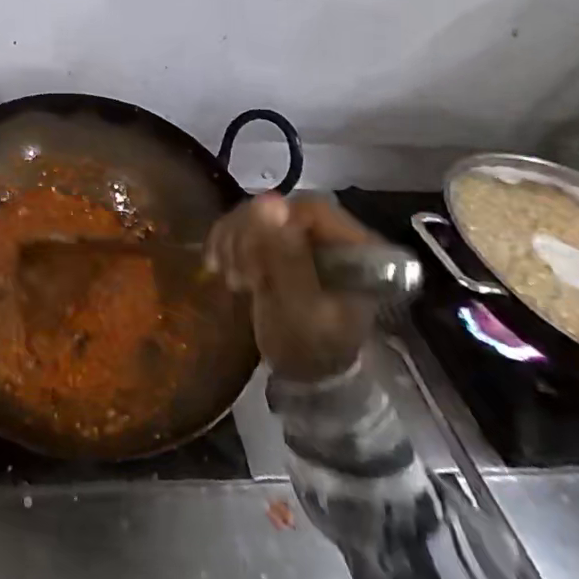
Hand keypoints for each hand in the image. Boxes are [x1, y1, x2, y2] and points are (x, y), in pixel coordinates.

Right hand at [204, 193, 383, 381]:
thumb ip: (286, 257)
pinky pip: (249, 223)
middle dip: (248, 237)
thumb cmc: (310, 349)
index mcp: (359, 245)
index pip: (308, 210)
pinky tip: (219, 265)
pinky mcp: (285, 241)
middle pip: (282, 208)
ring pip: (261, 213)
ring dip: (234, 240)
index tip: (250, 266)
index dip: (270, 227)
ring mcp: (311, 235)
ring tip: (231, 278)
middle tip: (236, 277)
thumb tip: (268, 202)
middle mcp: (338, 231)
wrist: (306, 376)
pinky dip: (227, 240)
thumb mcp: (300, 309)